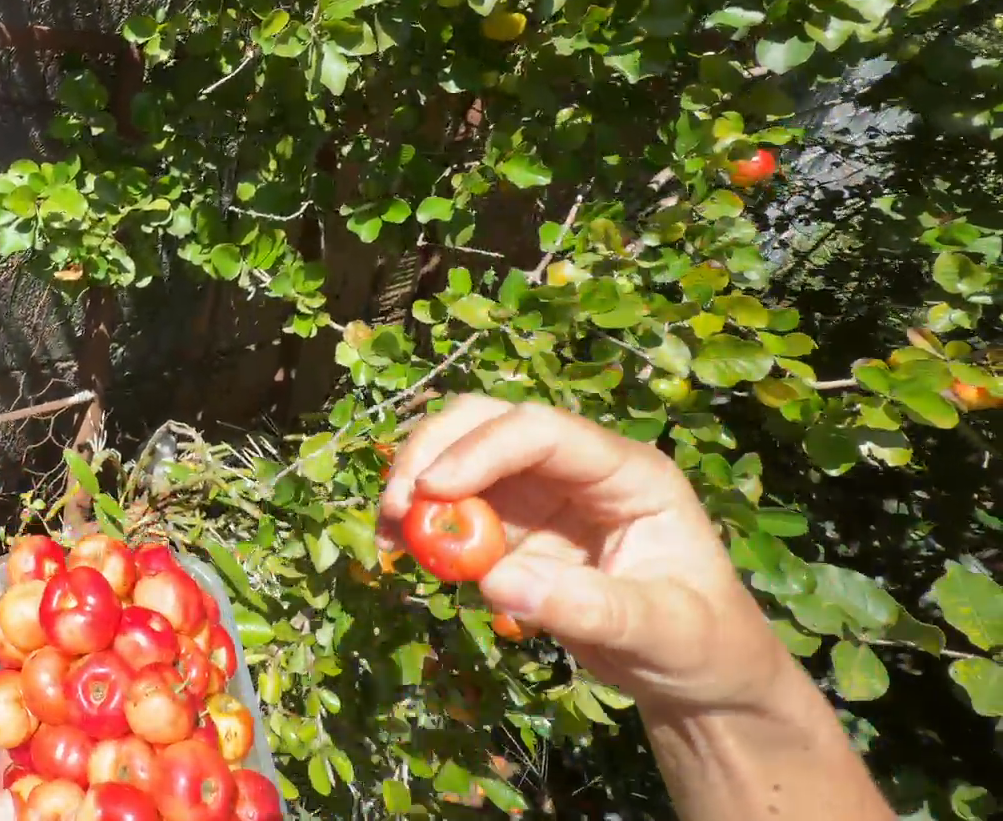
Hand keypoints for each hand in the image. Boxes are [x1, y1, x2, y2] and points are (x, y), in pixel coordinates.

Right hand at [377, 395, 792, 713]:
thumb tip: (494, 583)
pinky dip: (413, 516)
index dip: (479, 449)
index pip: (540, 430)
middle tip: (396, 506)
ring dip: (410, 481)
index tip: (432, 491)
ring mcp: (530, 487)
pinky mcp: (500, 516)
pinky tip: (398, 547)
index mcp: (624, 471)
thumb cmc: (703, 645)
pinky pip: (442, 499)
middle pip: (481, 421)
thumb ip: (589, 607)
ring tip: (390, 532)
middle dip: (429, 453)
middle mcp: (568, 464)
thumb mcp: (666, 633)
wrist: (692, 672)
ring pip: (450, 449)